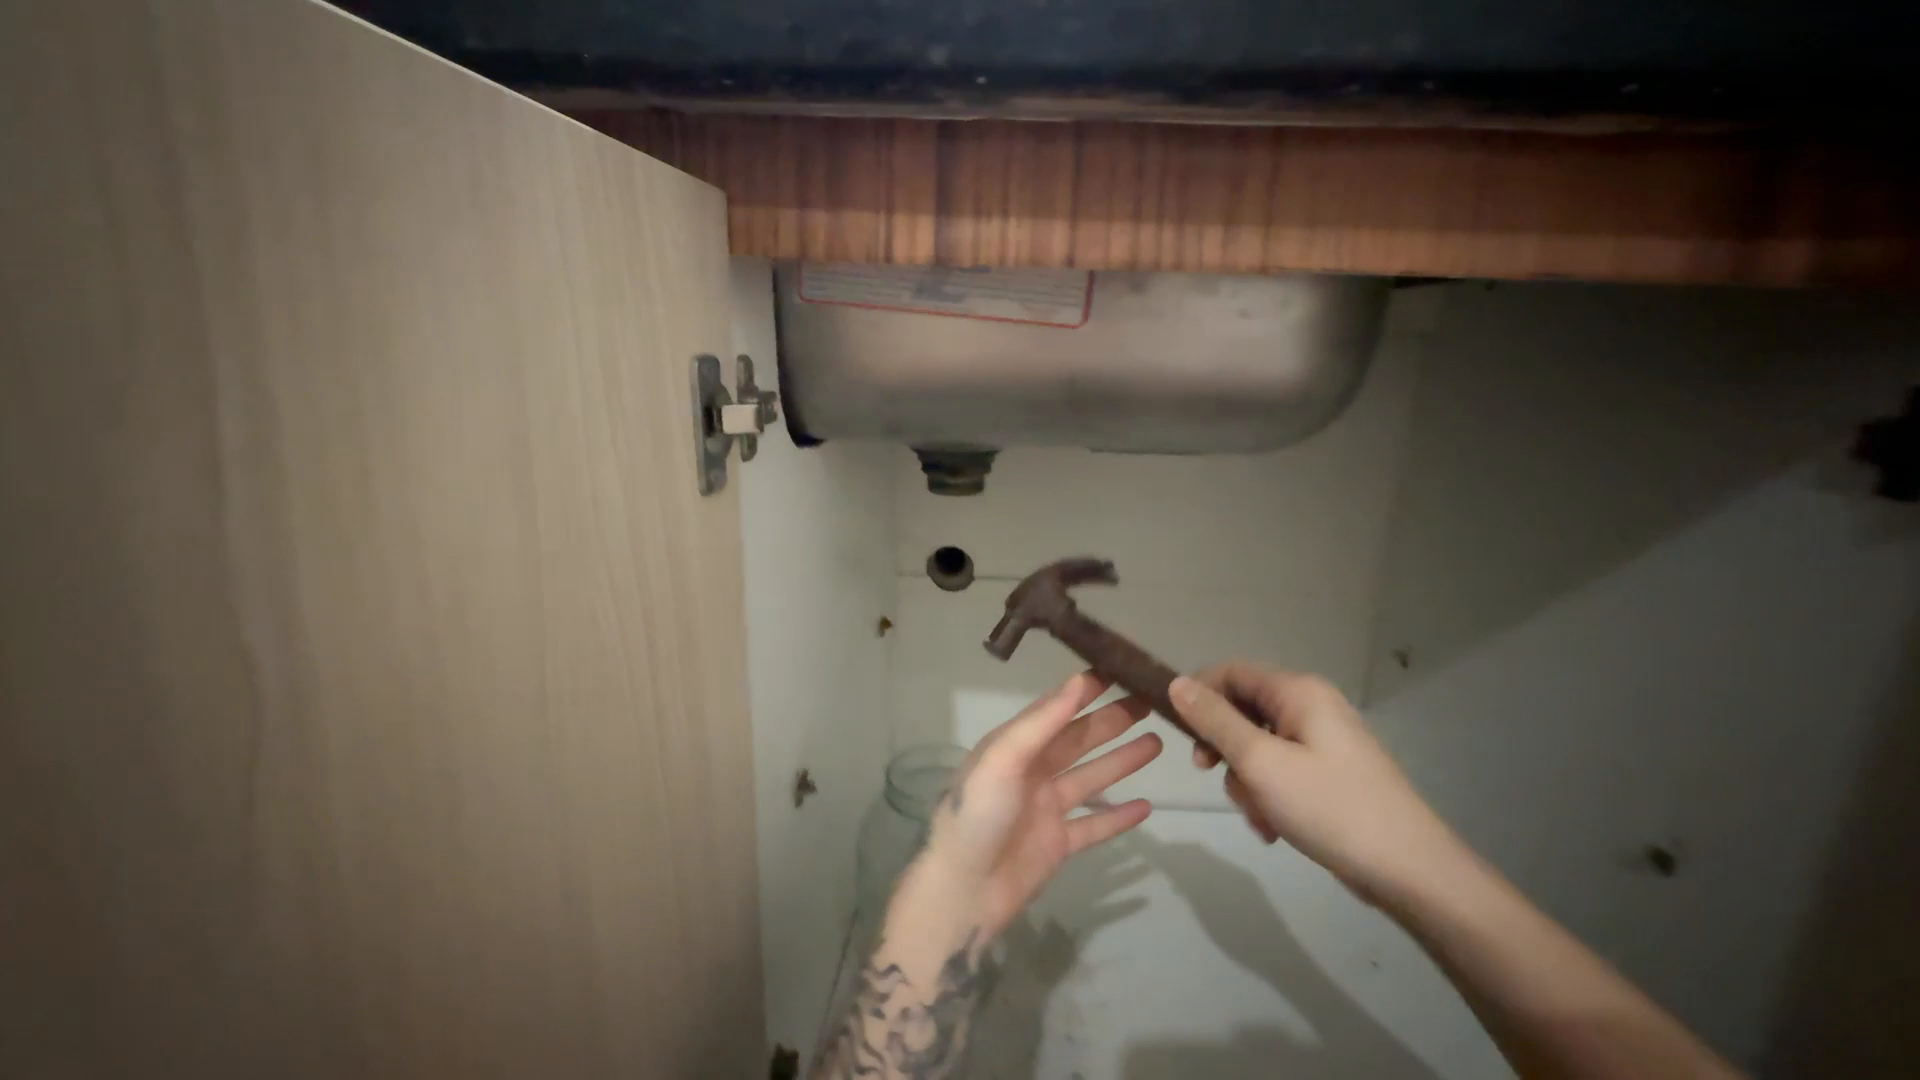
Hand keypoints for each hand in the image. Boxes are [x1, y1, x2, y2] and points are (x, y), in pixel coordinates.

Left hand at [906, 673, 1161, 939]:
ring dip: (1121, 761)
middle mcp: (1030, 774)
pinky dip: (1118, 816)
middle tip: (1149, 704)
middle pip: (1077, 741)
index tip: (1118, 672)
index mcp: (1011, 748)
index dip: (1083, 692)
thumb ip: (1041, 722)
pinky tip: (1147, 806)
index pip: (1053, 711)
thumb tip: (1077, 682)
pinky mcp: (1057, 845)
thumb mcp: (1002, 759)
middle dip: (1110, 722)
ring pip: (1091, 779)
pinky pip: (1094, 826)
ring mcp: (1045, 810)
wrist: (964, 891)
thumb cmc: (978, 815)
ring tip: (1157, 743)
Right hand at [1170, 663, 1467, 903]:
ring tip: (1257, 816)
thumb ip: (1215, 721)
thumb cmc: (1329, 807)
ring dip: (1245, 780)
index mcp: (1299, 692)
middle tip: (1207, 773)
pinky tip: (1273, 828)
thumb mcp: (1260, 762)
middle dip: (1223, 746)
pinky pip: (1280, 771)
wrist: (1408, 869)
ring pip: (1258, 747)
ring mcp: (1323, 741)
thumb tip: (1176, 683)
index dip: (1198, 693)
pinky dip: (1268, 795)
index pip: (1231, 672)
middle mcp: (1312, 707)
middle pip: (1243, 710)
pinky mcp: (1329, 774)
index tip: (1175, 731)